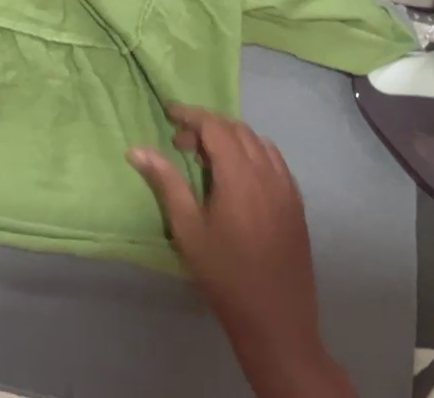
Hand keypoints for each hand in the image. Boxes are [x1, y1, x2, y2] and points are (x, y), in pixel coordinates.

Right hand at [127, 105, 325, 358]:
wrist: (276, 320)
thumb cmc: (224, 273)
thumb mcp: (187, 227)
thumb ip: (166, 182)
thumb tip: (137, 149)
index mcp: (241, 178)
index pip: (217, 128)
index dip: (191, 115)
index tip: (168, 113)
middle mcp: (269, 176)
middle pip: (239, 131)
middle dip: (208, 127)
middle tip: (180, 143)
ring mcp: (288, 191)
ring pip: (260, 144)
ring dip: (232, 139)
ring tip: (207, 159)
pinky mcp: (297, 206)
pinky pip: (276, 163)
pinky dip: (253, 154)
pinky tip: (236, 176)